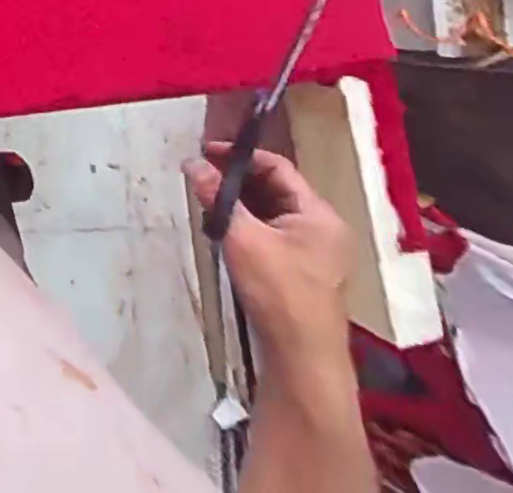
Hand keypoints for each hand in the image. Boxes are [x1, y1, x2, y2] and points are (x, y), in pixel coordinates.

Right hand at [184, 145, 352, 354]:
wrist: (301, 359)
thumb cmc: (278, 291)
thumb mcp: (242, 237)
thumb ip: (217, 197)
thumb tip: (191, 162)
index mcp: (318, 213)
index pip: (277, 167)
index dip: (241, 156)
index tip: (206, 153)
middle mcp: (320, 227)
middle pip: (273, 187)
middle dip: (235, 179)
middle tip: (199, 175)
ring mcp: (312, 250)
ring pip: (269, 211)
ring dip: (237, 203)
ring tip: (204, 199)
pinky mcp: (298, 269)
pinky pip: (269, 232)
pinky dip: (244, 224)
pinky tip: (220, 229)